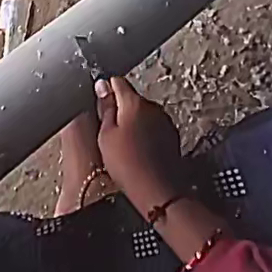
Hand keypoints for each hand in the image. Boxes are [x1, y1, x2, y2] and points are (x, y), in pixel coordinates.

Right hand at [95, 76, 229, 261]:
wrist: (156, 190)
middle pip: (131, 98)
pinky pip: (153, 126)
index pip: (117, 81)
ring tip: (123, 144)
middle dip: (119, 109)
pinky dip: (145, 133)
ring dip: (133, 121)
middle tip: (108, 131)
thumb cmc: (128, 164)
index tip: (99, 102)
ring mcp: (164, 121)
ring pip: (142, 113)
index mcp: (133, 103)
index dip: (105, 90)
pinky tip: (137, 150)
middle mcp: (152, 107)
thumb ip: (104, 106)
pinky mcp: (171, 135)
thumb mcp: (105, 134)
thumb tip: (102, 85)